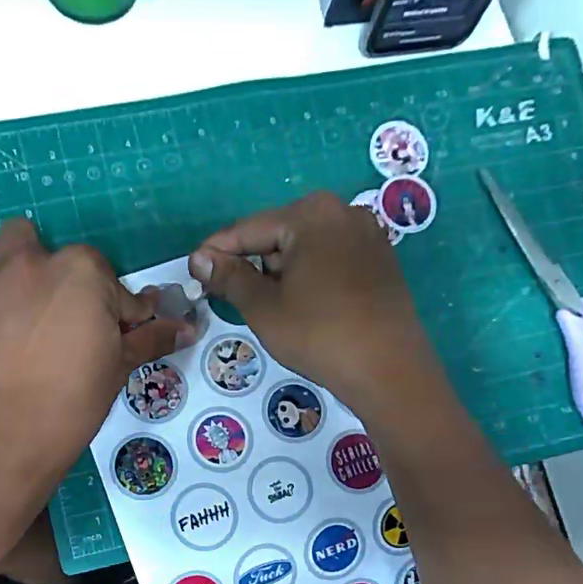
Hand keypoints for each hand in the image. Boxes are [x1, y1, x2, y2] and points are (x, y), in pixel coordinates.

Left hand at [0, 220, 192, 482]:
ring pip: (16, 243)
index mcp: (85, 271)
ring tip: (36, 300)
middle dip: (81, 287)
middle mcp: (39, 260)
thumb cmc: (81, 397)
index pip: (117, 288)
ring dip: (30, 263)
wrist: (22, 432)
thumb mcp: (121, 364)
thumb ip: (152, 336)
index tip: (124, 337)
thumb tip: (189, 327)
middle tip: (83, 327)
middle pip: (70, 261)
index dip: (125, 315)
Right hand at [188, 191, 444, 415]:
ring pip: (308, 252)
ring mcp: (369, 237)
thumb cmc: (320, 334)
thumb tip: (201, 259)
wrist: (388, 370)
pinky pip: (333, 265)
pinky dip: (312, 282)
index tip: (194, 270)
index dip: (217, 252)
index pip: (249, 229)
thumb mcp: (265, 307)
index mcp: (311, 213)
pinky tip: (307, 311)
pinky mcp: (383, 265)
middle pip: (281, 235)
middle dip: (255, 265)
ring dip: (284, 276)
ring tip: (273, 312)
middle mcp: (344, 213)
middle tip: (234, 299)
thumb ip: (230, 277)